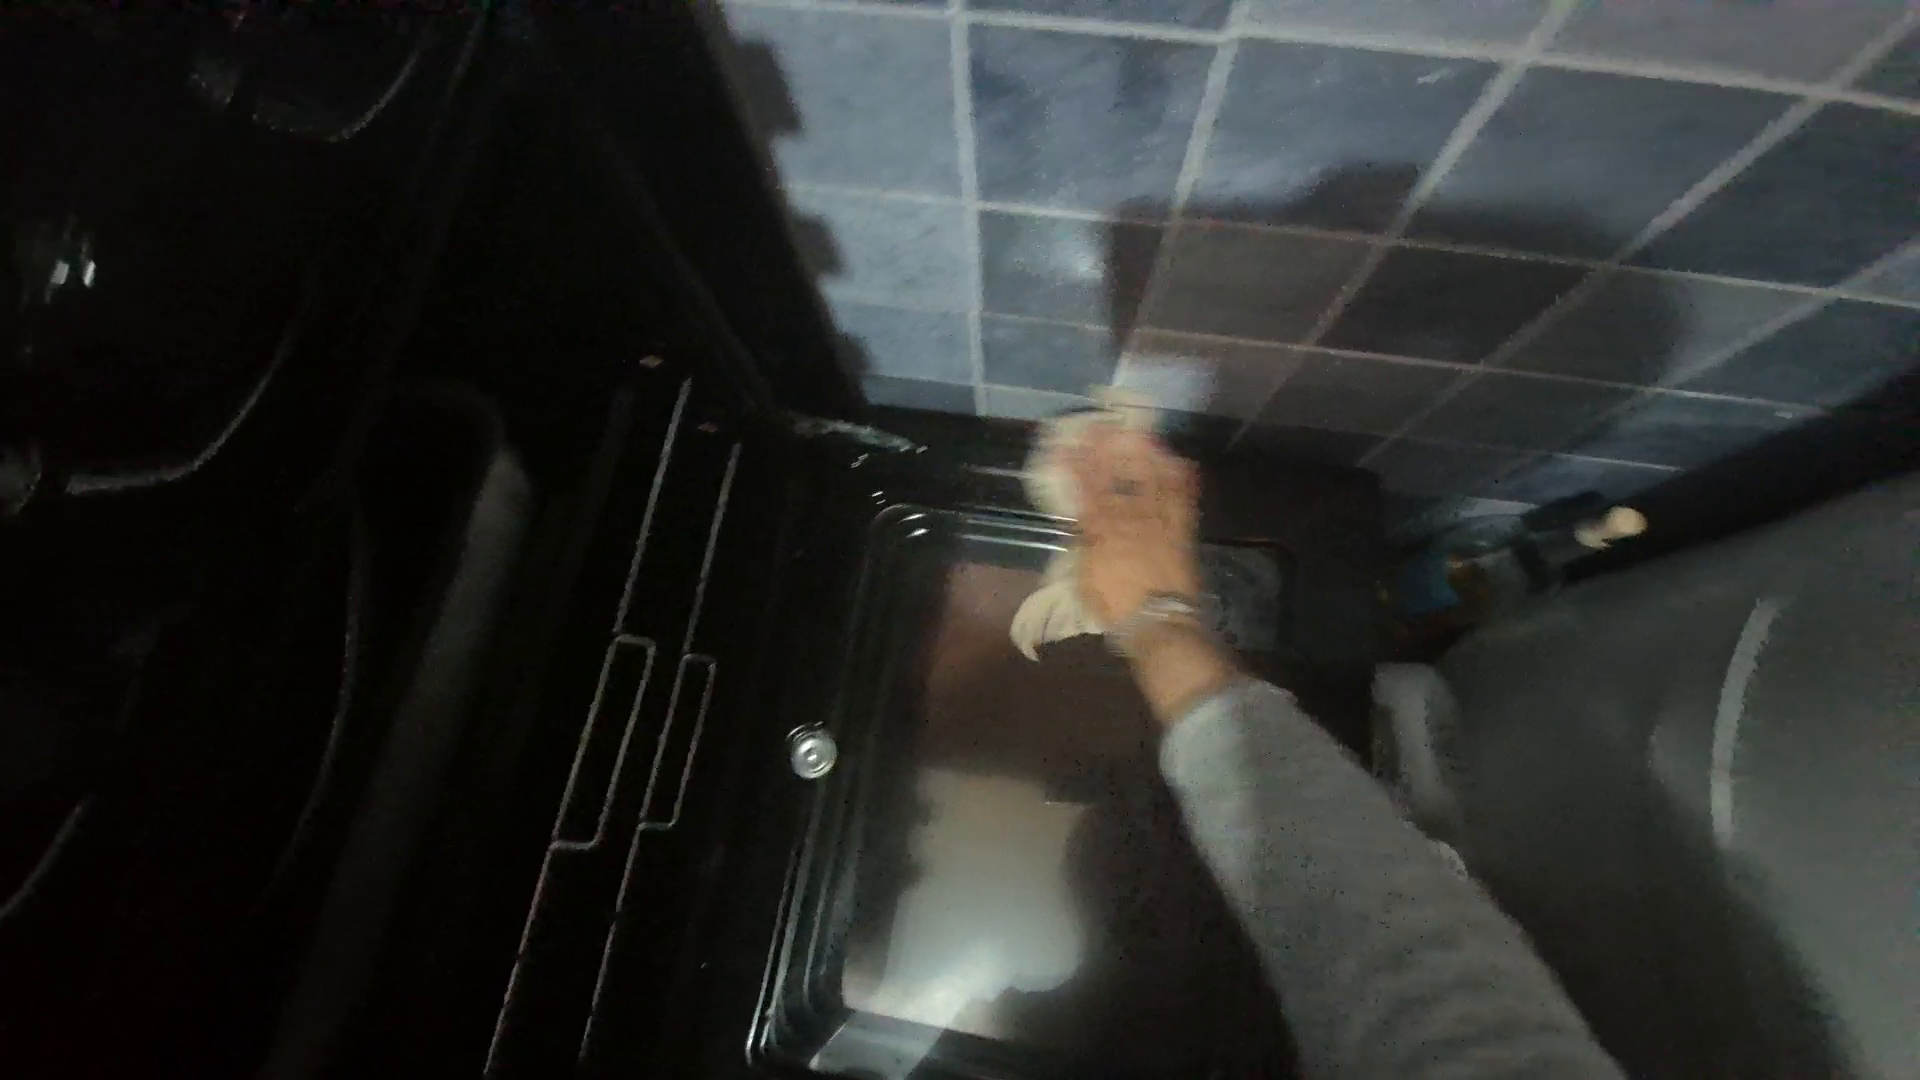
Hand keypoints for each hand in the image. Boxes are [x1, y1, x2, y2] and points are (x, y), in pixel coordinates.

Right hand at [1065, 423, 1201, 625]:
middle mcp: (1131, 520)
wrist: (1159, 624)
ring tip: (1139, 431)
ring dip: (1144, 455)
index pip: (1087, 490)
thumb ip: (1083, 547)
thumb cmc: (1115, 607)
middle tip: (1103, 424)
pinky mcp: (1181, 533)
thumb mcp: (1085, 578)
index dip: (1078, 465)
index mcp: (1103, 533)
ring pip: (1151, 482)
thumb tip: (1079, 525)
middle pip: (1119, 478)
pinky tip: (1180, 461)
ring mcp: (1159, 524)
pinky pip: (1182, 501)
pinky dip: (1181, 480)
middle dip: (1108, 449)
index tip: (1069, 443)